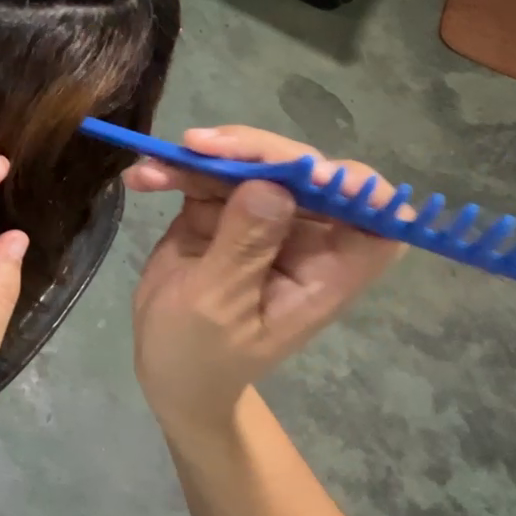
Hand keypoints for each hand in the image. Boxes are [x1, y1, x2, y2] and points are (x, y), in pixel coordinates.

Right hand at [126, 126, 402, 436]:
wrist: (166, 371)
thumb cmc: (200, 356)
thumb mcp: (217, 307)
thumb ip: (244, 248)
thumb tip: (271, 186)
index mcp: (324, 272)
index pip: (374, 222)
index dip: (357, 189)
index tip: (311, 174)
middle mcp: (302, 238)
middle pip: (303, 174)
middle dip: (254, 152)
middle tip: (197, 145)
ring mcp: (260, 221)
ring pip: (249, 165)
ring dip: (198, 159)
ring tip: (149, 169)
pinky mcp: (220, 212)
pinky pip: (205, 176)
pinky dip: (173, 170)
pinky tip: (140, 179)